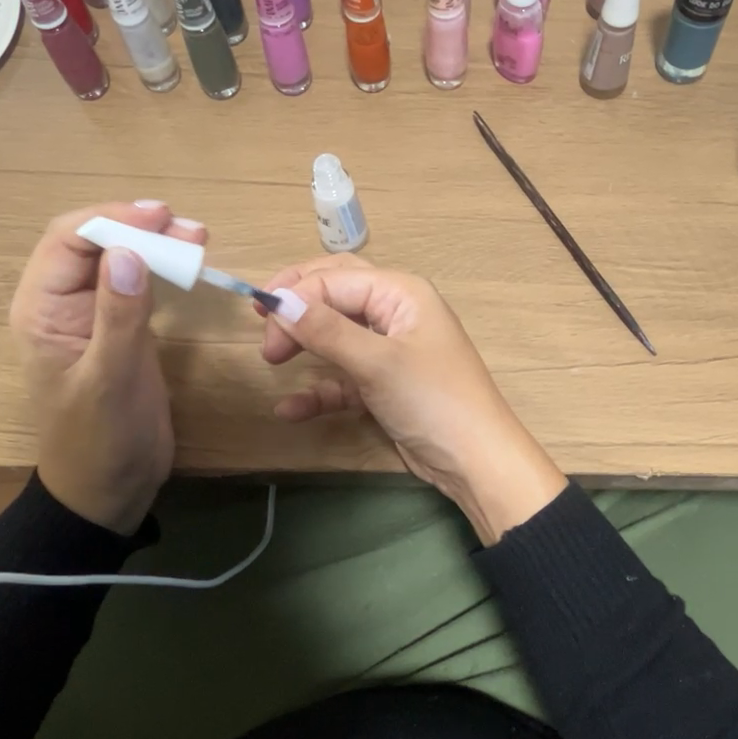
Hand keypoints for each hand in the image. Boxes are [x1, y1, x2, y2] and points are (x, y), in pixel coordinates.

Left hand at [9, 200, 205, 533]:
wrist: (109, 491)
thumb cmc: (101, 442)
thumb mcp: (110, 381)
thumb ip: (119, 318)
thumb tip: (130, 254)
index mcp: (42, 309)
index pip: (70, 241)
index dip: (113, 220)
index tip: (161, 217)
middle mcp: (63, 304)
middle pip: (95, 242)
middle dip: (139, 226)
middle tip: (191, 228)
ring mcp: (95, 318)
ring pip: (119, 261)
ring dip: (155, 244)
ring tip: (197, 238)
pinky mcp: (123, 333)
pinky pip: (137, 287)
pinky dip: (163, 270)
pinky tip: (187, 265)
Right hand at [259, 255, 566, 543]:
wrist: (475, 460)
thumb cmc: (432, 400)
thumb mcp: (377, 362)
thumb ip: (326, 330)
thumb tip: (279, 300)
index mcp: (401, 293)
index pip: (335, 278)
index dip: (296, 295)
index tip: (262, 324)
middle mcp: (396, 313)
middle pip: (335, 296)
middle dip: (298, 309)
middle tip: (263, 330)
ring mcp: (390, 351)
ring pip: (336, 337)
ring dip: (305, 347)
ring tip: (272, 361)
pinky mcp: (385, 387)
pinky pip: (343, 378)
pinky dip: (319, 390)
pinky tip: (290, 409)